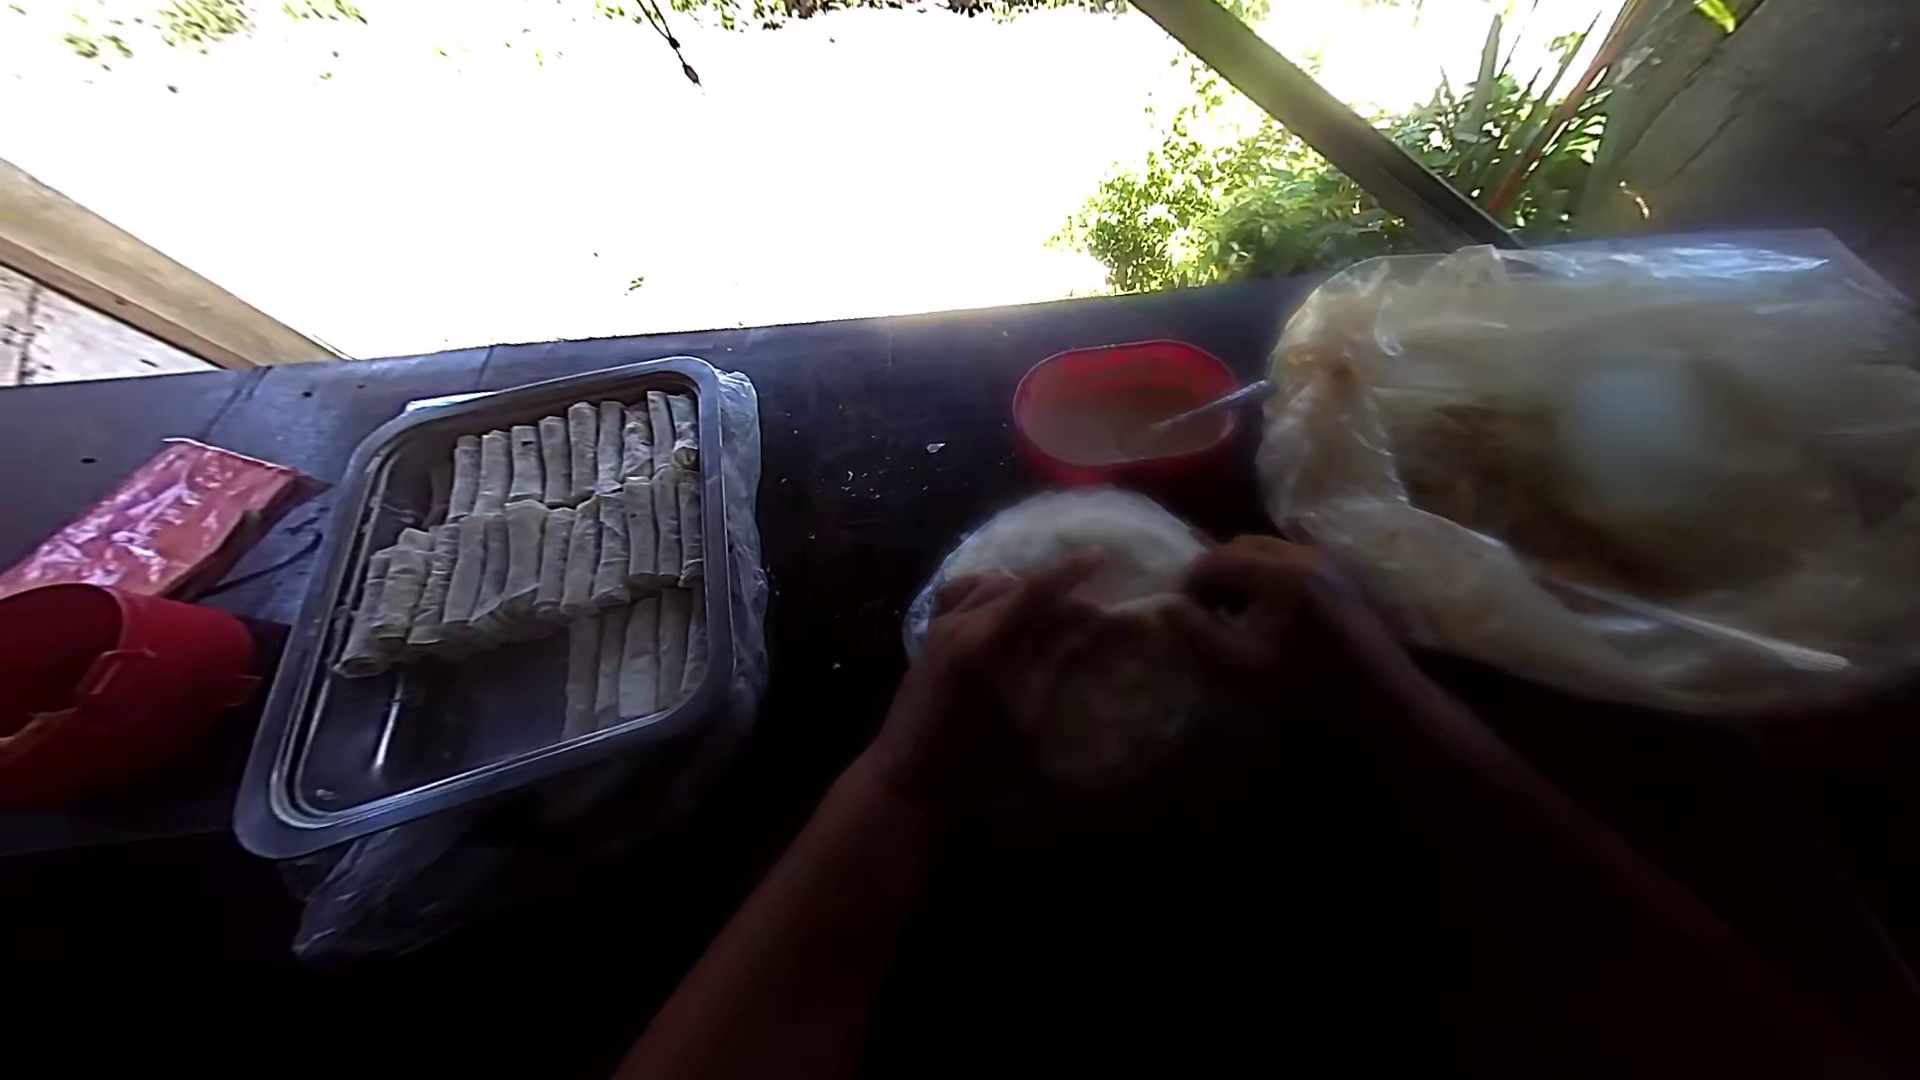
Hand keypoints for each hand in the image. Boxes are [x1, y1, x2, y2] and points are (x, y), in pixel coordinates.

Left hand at [862, 553, 1106, 812]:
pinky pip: (958, 594)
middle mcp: (960, 622)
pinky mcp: (929, 635)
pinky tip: (998, 605)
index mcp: (986, 642)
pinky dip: (985, 590)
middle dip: (1051, 587)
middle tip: (1080, 604)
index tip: (1100, 555)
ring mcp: (939, 625)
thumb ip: (1054, 662)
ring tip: (1045, 605)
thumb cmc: (975, 758)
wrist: (910, 774)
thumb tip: (1086, 626)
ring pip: (985, 584)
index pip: (1034, 590)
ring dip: (1019, 587)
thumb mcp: (1026, 715)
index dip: (1069, 571)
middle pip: (1013, 585)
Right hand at [1166, 535, 1398, 700]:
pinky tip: (1262, 609)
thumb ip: (1198, 634)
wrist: (1383, 701)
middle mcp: (1301, 555)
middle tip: (1204, 607)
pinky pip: (1285, 558)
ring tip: (1231, 609)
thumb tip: (1167, 607)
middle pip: (1238, 546)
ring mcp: (1323, 562)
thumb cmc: (1307, 687)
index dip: (1190, 583)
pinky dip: (1262, 574)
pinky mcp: (1335, 574)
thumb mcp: (1241, 667)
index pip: (1215, 560)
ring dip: (1237, 571)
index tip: (1182, 610)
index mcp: (1278, 575)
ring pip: (1262, 549)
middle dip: (1213, 572)